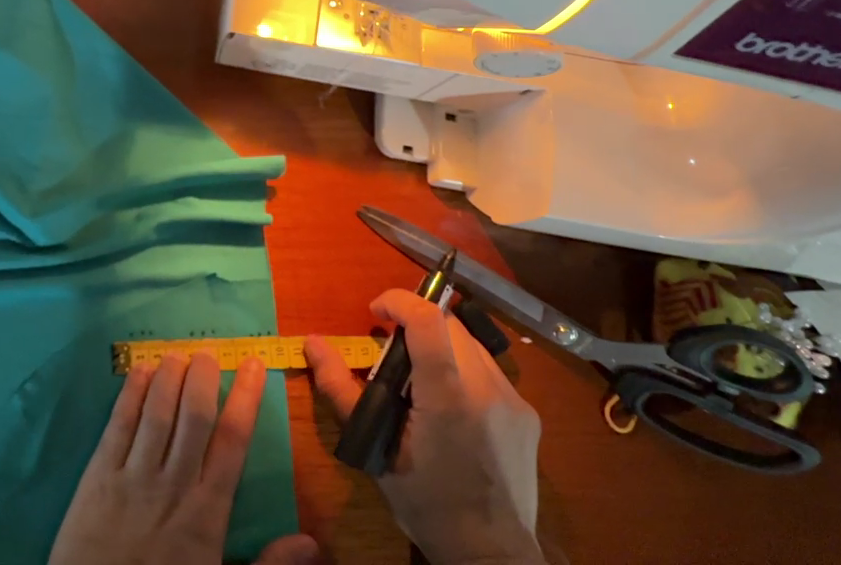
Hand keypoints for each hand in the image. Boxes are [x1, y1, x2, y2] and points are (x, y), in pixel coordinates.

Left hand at [50, 353, 318, 564]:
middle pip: (194, 416)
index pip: (233, 441)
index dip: (245, 397)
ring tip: (177, 353)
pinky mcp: (99, 475)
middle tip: (208, 352)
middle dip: (203, 378)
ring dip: (169, 377)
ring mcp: (134, 476)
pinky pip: (118, 425)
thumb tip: (311, 542)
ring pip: (158, 413)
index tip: (252, 365)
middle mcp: (174, 484)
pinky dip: (131, 394)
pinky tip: (139, 372)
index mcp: (207, 511)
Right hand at [306, 293, 543, 564]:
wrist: (491, 553)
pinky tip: (449, 404)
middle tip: (390, 350)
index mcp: (448, 398)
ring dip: (440, 345)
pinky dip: (462, 369)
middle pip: (449, 325)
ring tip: (418, 379)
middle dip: (416, 323)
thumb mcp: (375, 448)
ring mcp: (514, 401)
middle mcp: (487, 390)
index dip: (399, 301)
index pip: (429, 321)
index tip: (376, 311)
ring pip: (471, 344)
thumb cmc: (425, 501)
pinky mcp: (527, 414)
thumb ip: (341, 390)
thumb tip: (313, 343)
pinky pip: (489, 370)